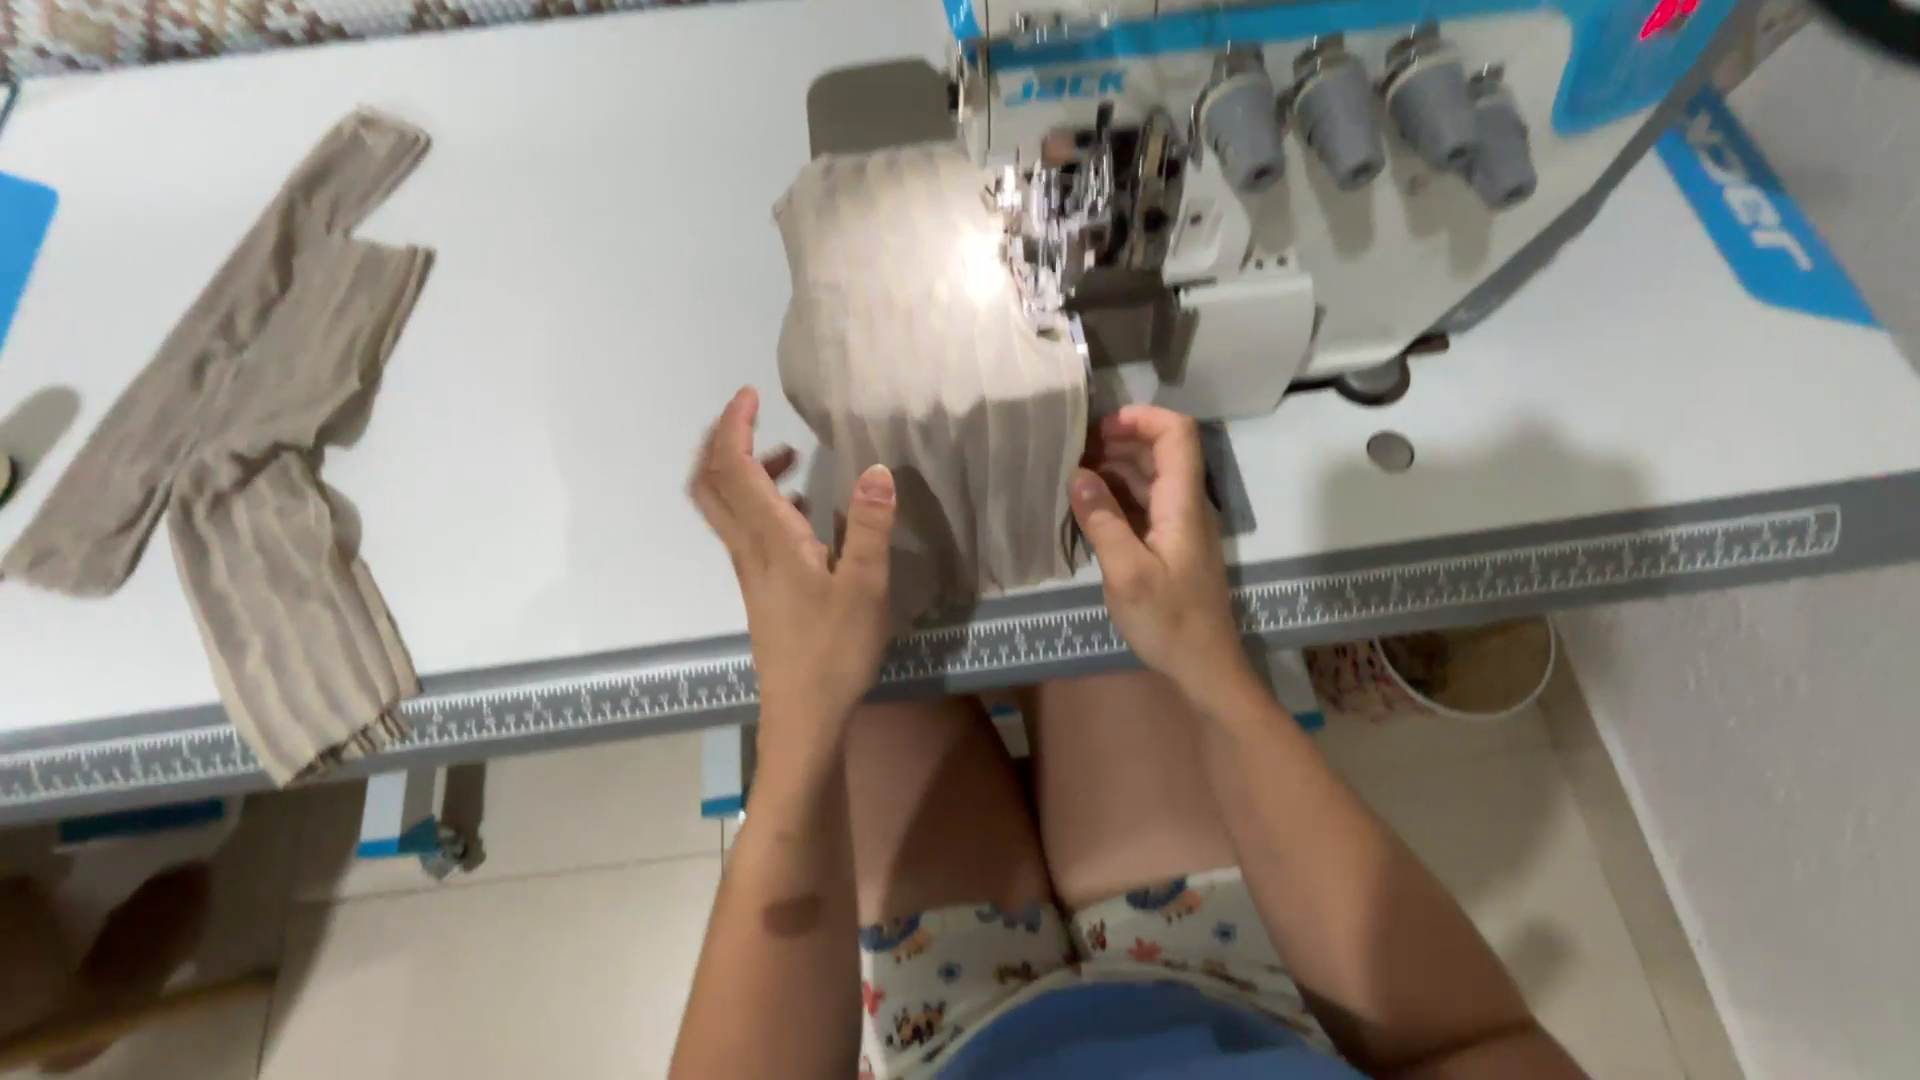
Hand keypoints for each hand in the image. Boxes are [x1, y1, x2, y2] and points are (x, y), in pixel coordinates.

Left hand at [690, 388, 898, 742]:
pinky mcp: (760, 588)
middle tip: (751, 415)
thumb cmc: (834, 652)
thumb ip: (869, 527)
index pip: (734, 468)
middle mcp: (748, 549)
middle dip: (720, 440)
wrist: (802, 714)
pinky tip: (803, 510)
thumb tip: (877, 468)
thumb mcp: (865, 588)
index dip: (735, 426)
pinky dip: (760, 502)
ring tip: (789, 456)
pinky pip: (744, 528)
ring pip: (723, 507)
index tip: (750, 395)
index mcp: (770, 540)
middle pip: (708, 483)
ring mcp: (750, 570)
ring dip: (742, 470)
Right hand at [1070, 406, 1251, 702]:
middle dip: (1118, 441)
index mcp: (1182, 503)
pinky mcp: (1170, 544)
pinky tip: (1087, 508)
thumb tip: (1077, 476)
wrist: (1204, 666)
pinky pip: (1144, 504)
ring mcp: (1179, 525)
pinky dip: (1116, 496)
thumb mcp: (1127, 573)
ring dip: (1114, 468)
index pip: (1176, 434)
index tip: (1098, 428)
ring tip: (1071, 476)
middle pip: (1160, 451)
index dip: (1141, 418)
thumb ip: (1102, 522)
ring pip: (1149, 477)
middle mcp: (1185, 505)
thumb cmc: (1169, 621)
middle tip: (1072, 452)